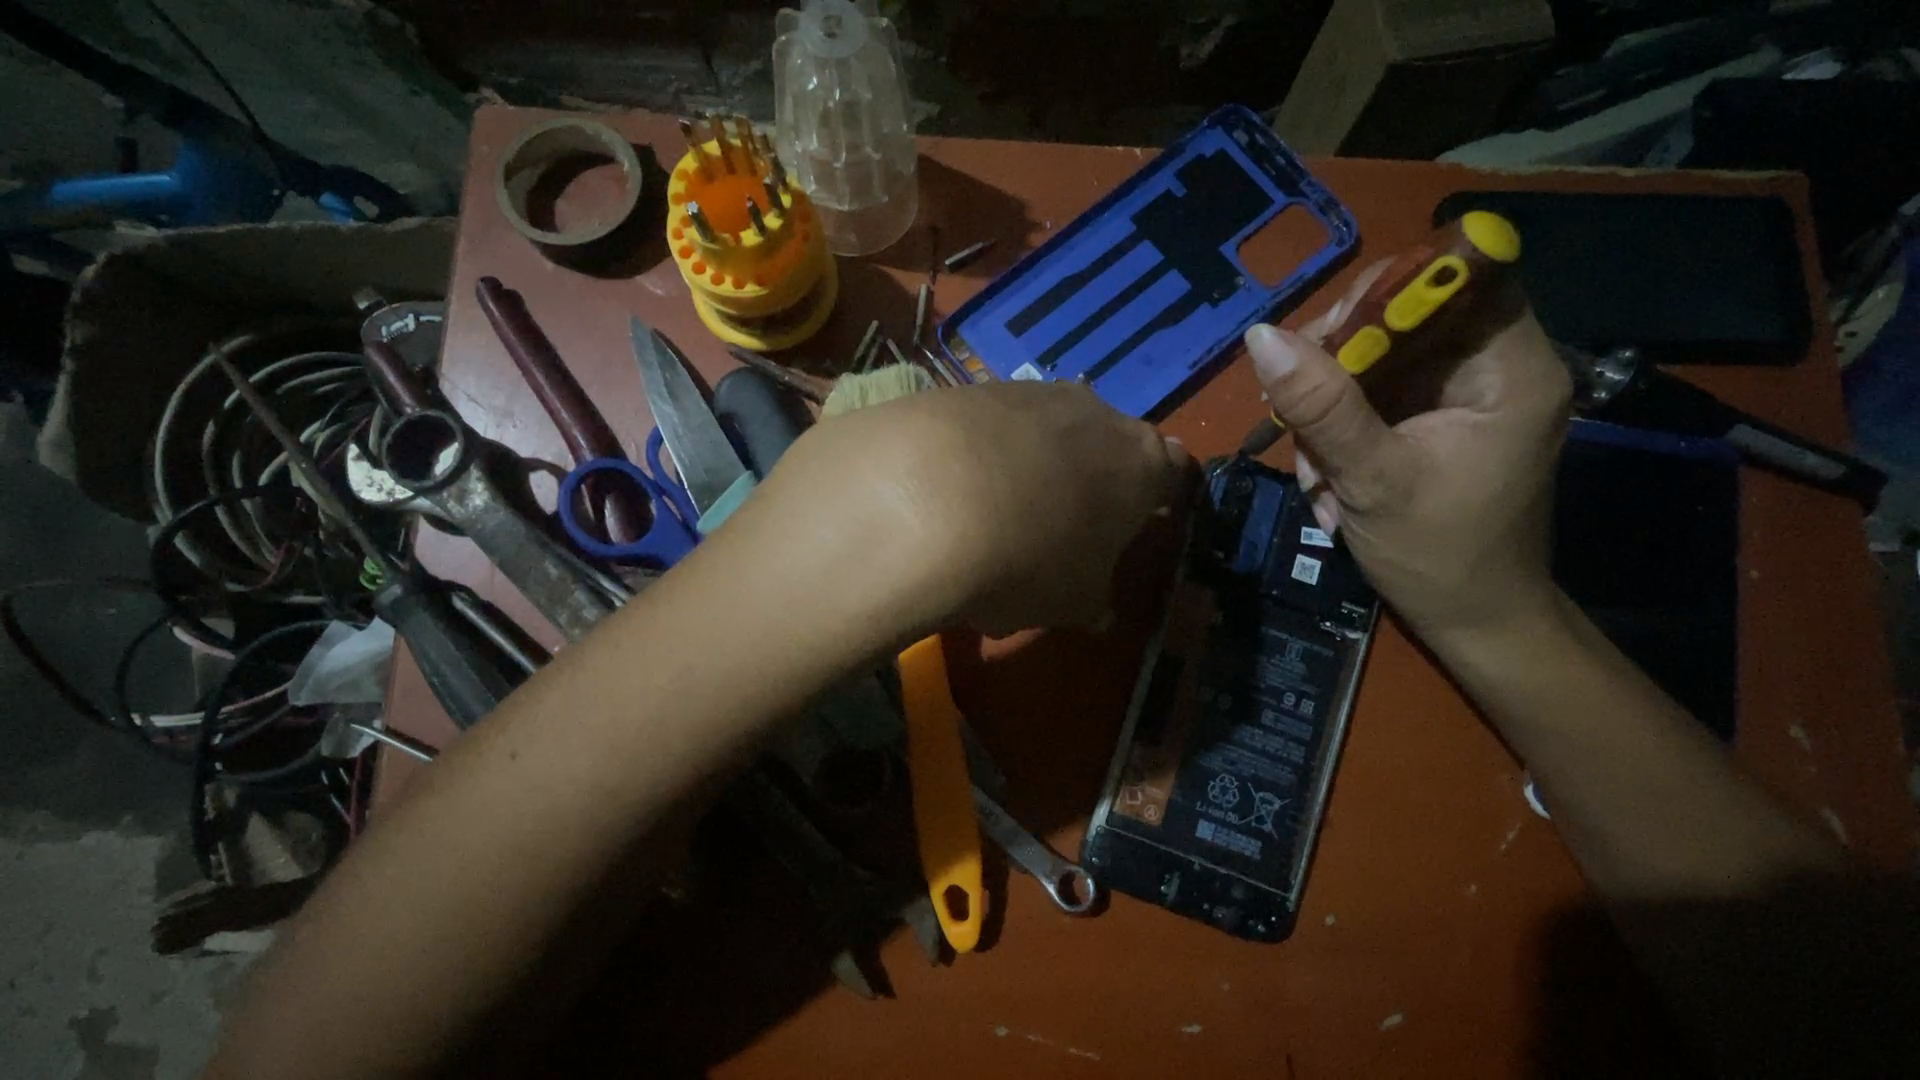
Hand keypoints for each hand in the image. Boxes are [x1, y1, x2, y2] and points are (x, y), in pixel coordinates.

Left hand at [752, 381, 1191, 635]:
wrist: (925, 502)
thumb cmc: (1027, 562)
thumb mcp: (1071, 602)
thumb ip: (1092, 599)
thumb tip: (1097, 608)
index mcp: (1141, 463)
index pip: (1172, 473)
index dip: (1152, 501)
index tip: (1131, 526)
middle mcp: (1095, 412)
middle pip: (1105, 444)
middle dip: (1088, 479)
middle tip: (1060, 525)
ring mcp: (1030, 392)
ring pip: (1044, 429)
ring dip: (1030, 463)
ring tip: (994, 513)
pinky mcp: (969, 387)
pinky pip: (988, 425)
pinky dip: (979, 453)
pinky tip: (949, 493)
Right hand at [1244, 279, 1571, 638]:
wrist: (1474, 620)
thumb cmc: (1439, 556)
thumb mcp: (1372, 480)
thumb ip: (1321, 407)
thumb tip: (1260, 337)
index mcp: (1512, 371)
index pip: (1463, 280)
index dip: (1392, 291)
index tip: (1329, 337)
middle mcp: (1499, 367)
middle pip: (1412, 313)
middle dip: (1342, 355)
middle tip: (1294, 404)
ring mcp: (1467, 392)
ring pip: (1385, 352)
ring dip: (1331, 395)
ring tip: (1312, 459)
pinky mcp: (1440, 416)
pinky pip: (1381, 388)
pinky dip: (1341, 418)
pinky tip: (1325, 465)